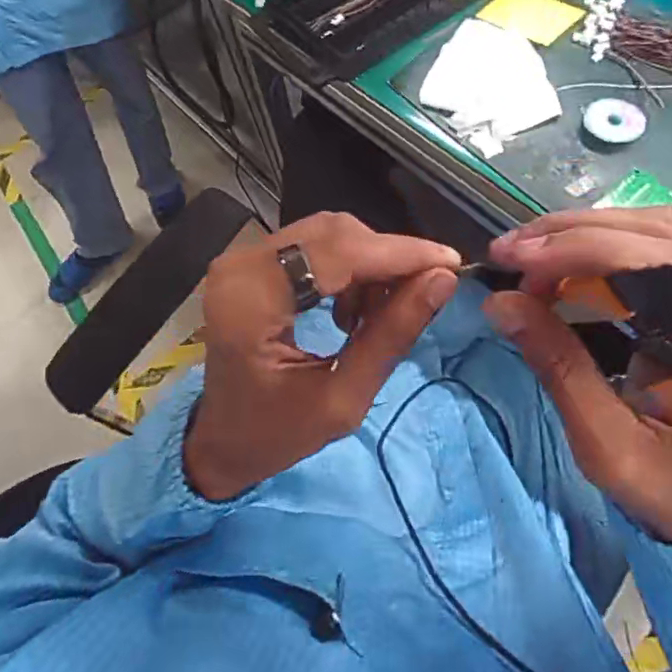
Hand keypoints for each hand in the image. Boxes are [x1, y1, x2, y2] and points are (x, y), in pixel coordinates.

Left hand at [186, 213, 460, 500]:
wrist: (222, 439)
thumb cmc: (275, 432)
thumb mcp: (342, 399)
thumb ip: (389, 335)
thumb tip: (441, 280)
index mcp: (251, 301)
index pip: (335, 252)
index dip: (397, 252)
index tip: (449, 263)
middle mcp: (239, 266)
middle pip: (330, 233)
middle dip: (385, 258)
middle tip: (421, 293)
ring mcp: (239, 261)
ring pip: (324, 234)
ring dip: (365, 263)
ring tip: (375, 317)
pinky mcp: (248, 264)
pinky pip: (309, 246)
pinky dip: (343, 267)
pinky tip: (350, 311)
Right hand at [483, 209, 671, 547]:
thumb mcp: (612, 451)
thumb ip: (562, 372)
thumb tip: (502, 302)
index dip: (589, 253)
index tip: (517, 262)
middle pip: (670, 238)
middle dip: (575, 238)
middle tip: (509, 254)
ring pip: (663, 231)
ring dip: (583, 234)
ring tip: (527, 255)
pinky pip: (660, 247)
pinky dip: (599, 246)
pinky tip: (560, 263)